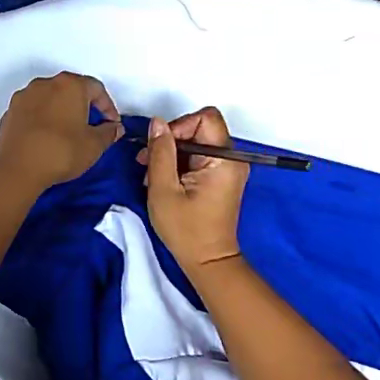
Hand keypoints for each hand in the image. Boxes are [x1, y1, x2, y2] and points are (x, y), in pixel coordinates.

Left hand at [0, 73, 120, 195]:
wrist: (18, 168)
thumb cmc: (61, 152)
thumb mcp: (94, 145)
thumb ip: (108, 133)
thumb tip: (114, 129)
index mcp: (69, 85)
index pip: (96, 88)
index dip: (108, 106)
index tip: (112, 124)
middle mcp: (45, 84)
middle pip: (70, 89)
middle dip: (84, 106)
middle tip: (92, 126)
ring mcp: (24, 96)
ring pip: (49, 98)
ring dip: (61, 111)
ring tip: (68, 132)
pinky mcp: (10, 112)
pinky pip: (32, 110)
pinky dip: (42, 119)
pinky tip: (46, 137)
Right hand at [141, 107, 248, 269]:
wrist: (207, 260)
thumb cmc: (185, 229)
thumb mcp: (163, 189)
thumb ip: (160, 152)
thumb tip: (157, 123)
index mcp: (224, 160)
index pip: (205, 118)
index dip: (179, 126)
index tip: (160, 148)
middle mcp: (232, 159)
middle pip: (200, 128)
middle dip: (170, 140)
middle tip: (147, 161)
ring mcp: (227, 168)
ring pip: (195, 142)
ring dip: (171, 153)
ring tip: (151, 175)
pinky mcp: (219, 177)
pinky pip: (197, 156)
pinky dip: (178, 163)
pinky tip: (163, 180)